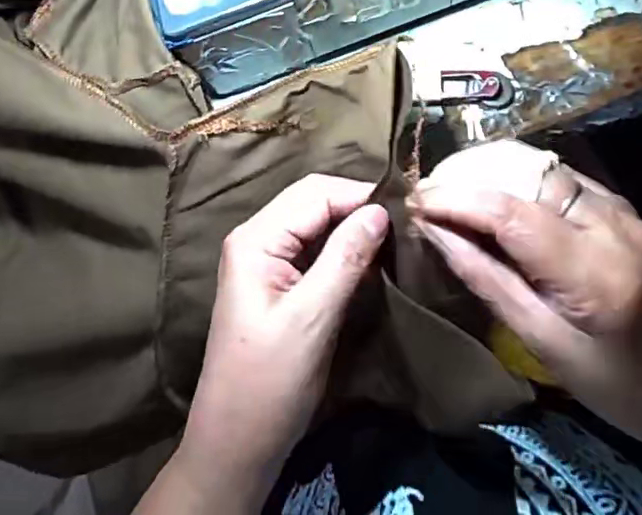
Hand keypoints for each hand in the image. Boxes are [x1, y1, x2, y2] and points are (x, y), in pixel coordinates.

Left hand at [177, 175, 390, 498]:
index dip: (359, 195)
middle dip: (358, 206)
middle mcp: (257, 237)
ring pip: (317, 222)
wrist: (235, 447)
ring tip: (396, 236)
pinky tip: (372, 257)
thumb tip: (380, 211)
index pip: (314, 194)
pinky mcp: (278, 280)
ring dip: (354, 225)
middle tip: (405, 222)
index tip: (406, 210)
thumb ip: (345, 259)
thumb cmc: (268, 384)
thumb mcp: (312, 319)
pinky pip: (315, 247)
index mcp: (256, 239)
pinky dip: (344, 247)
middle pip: (314, 201)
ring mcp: (266, 259)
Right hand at [411, 158, 641, 459]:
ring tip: (447, 187)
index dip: (458, 200)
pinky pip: (553, 174)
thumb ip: (485, 277)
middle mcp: (611, 225)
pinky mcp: (616, 201)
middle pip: (525, 173)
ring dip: (487, 168)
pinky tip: (487, 190)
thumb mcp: (540, 340)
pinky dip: (512, 175)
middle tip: (426, 191)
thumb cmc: (612, 382)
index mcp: (595, 274)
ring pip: (537, 163)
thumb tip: (432, 229)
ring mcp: (618, 207)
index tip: (415, 200)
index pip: (513, 215)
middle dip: (468, 174)